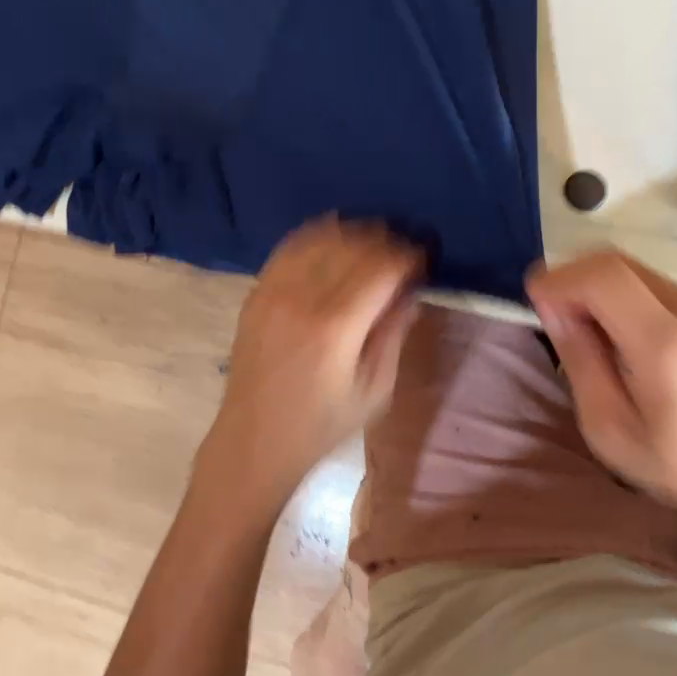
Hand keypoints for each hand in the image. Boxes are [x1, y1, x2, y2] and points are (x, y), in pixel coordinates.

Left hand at [199, 218, 423, 501]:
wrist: (254, 440)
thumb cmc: (320, 425)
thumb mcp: (373, 391)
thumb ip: (393, 336)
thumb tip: (411, 294)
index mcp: (336, 328)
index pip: (381, 267)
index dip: (408, 258)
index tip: (422, 263)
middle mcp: (301, 299)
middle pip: (352, 245)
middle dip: (384, 243)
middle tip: (401, 256)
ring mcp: (273, 291)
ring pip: (320, 239)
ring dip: (352, 235)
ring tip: (371, 247)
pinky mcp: (257, 293)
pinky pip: (289, 248)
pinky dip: (316, 238)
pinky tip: (334, 243)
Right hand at [526, 250, 676, 527]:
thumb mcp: (611, 429)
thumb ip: (581, 362)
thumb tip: (554, 309)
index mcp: (663, 342)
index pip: (602, 277)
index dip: (559, 279)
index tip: (534, 303)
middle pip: (613, 262)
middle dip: (570, 278)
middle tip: (549, 315)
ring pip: (629, 269)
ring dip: (592, 286)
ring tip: (576, 327)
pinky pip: (646, 283)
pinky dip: (615, 294)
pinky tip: (609, 332)